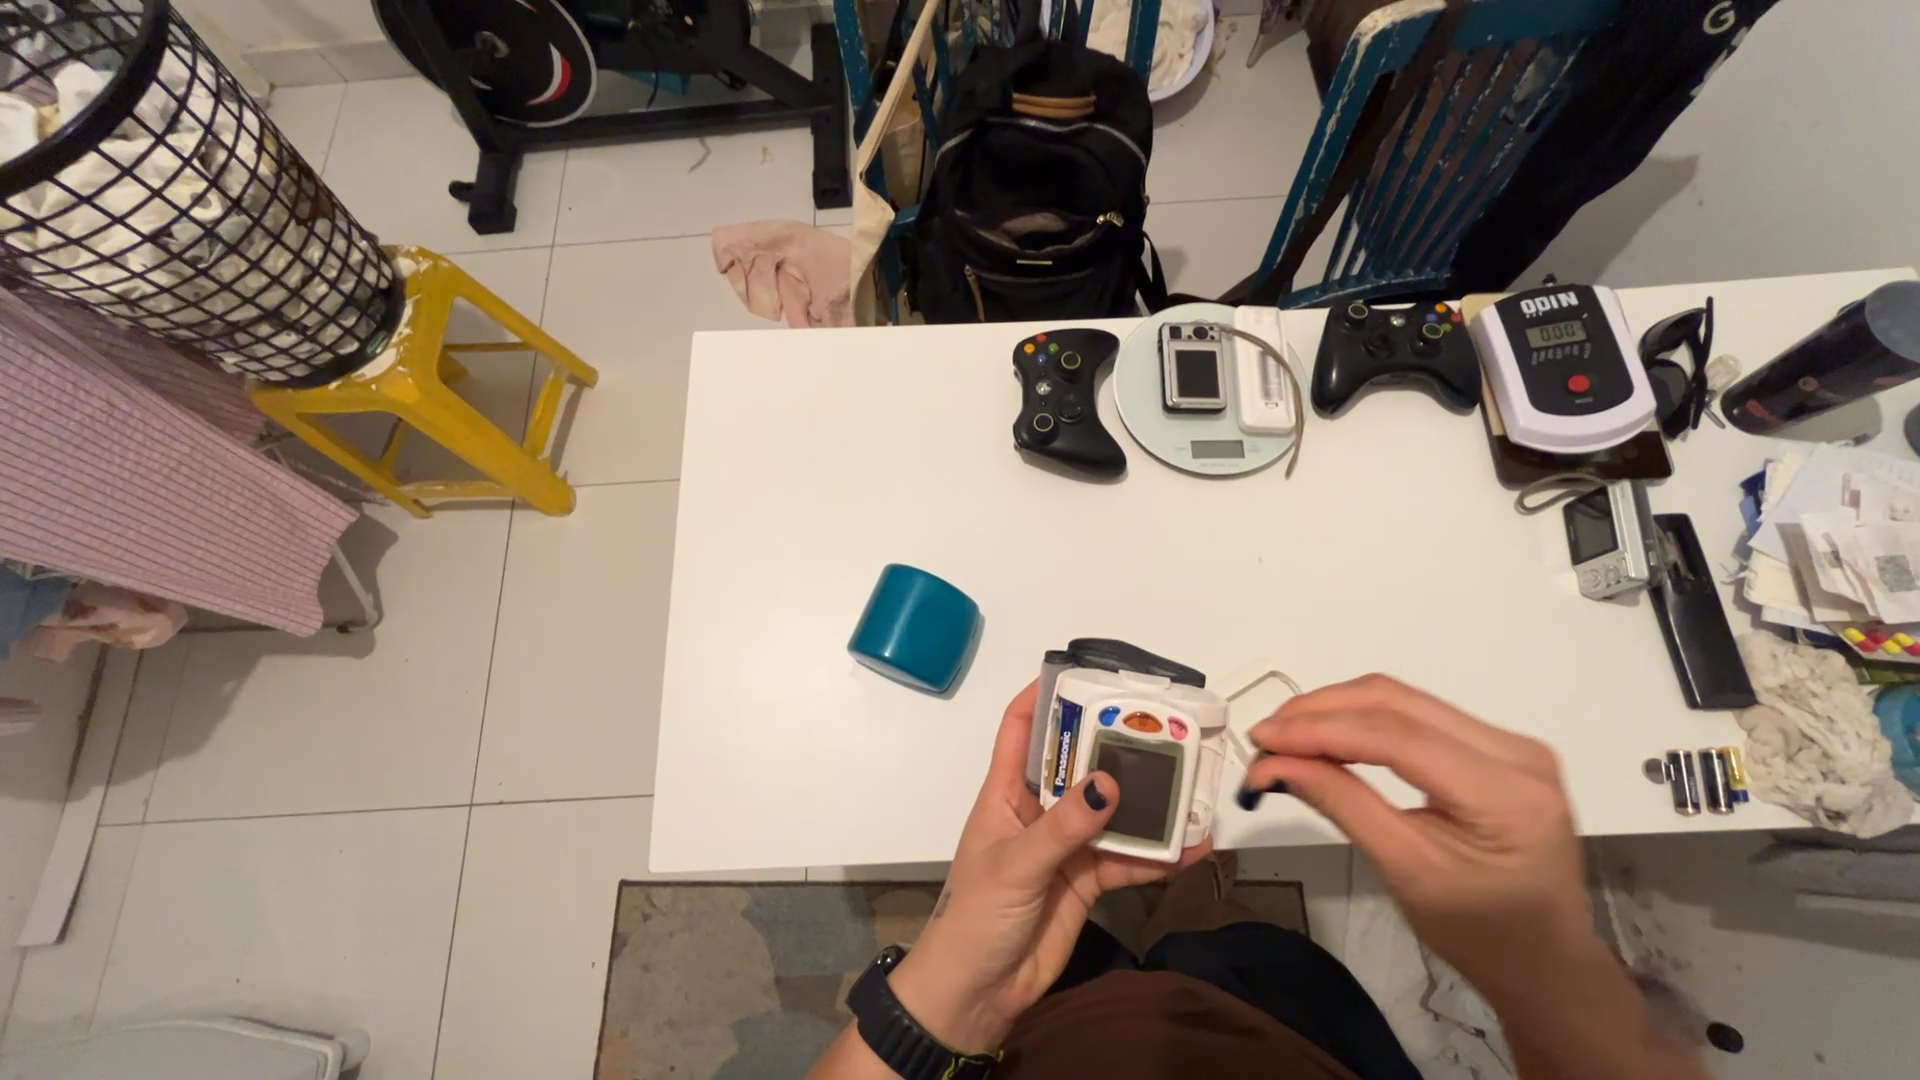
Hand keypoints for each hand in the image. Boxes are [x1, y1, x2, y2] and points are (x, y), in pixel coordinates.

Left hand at [889, 681, 1211, 1051]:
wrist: (978, 994)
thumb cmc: (977, 917)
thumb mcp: (1015, 866)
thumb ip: (1062, 827)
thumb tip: (1111, 783)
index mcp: (1006, 793)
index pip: (1018, 729)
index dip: (1041, 698)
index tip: (1079, 675)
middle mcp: (1038, 810)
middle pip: (1078, 764)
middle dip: (1113, 747)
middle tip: (1159, 728)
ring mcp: (1065, 845)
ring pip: (1110, 811)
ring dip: (1145, 802)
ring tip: (1188, 783)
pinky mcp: (1087, 880)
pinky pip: (1127, 858)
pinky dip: (1158, 855)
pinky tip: (1192, 848)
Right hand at [1241, 675, 1599, 1003]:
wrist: (1544, 959)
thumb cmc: (1479, 931)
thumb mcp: (1406, 872)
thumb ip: (1341, 804)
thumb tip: (1272, 764)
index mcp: (1506, 793)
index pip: (1396, 736)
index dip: (1319, 730)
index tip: (1261, 741)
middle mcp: (1515, 751)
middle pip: (1395, 701)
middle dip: (1318, 711)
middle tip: (1264, 739)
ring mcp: (1507, 742)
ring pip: (1398, 698)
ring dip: (1333, 710)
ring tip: (1285, 738)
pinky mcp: (1491, 744)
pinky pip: (1411, 712)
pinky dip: (1358, 719)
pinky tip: (1325, 737)